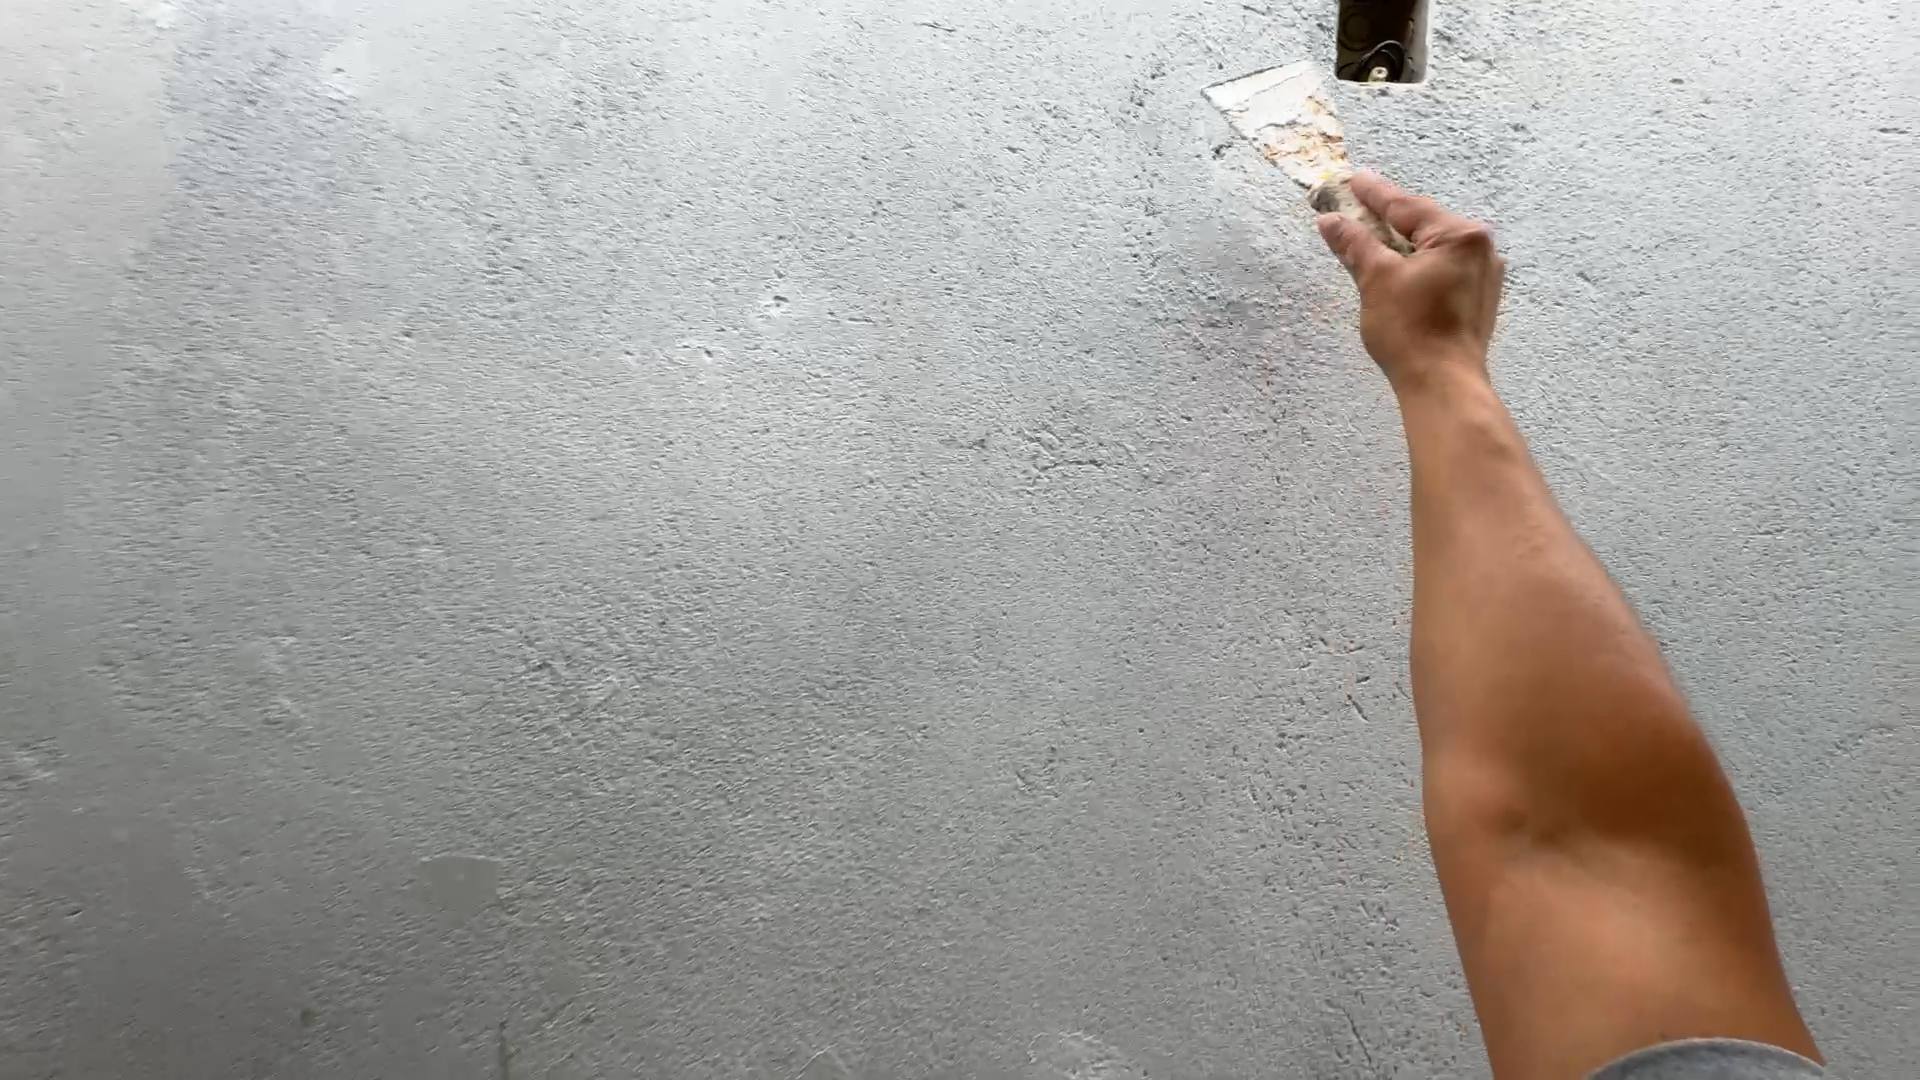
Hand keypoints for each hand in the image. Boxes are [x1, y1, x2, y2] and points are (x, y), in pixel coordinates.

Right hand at [1316, 172, 1505, 392]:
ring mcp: (1484, 275)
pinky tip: (1399, 274)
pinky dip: (1416, 267)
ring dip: (1401, 246)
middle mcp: (1481, 248)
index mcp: (1461, 235)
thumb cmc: (1410, 330)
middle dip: (1387, 221)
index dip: (1374, 194)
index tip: (1353, 179)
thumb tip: (1331, 221)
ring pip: (1432, 250)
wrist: (1441, 382)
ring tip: (1373, 243)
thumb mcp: (1375, 280)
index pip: (1407, 207)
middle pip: (1423, 226)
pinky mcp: (1477, 300)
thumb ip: (1355, 245)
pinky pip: (1442, 270)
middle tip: (1357, 209)